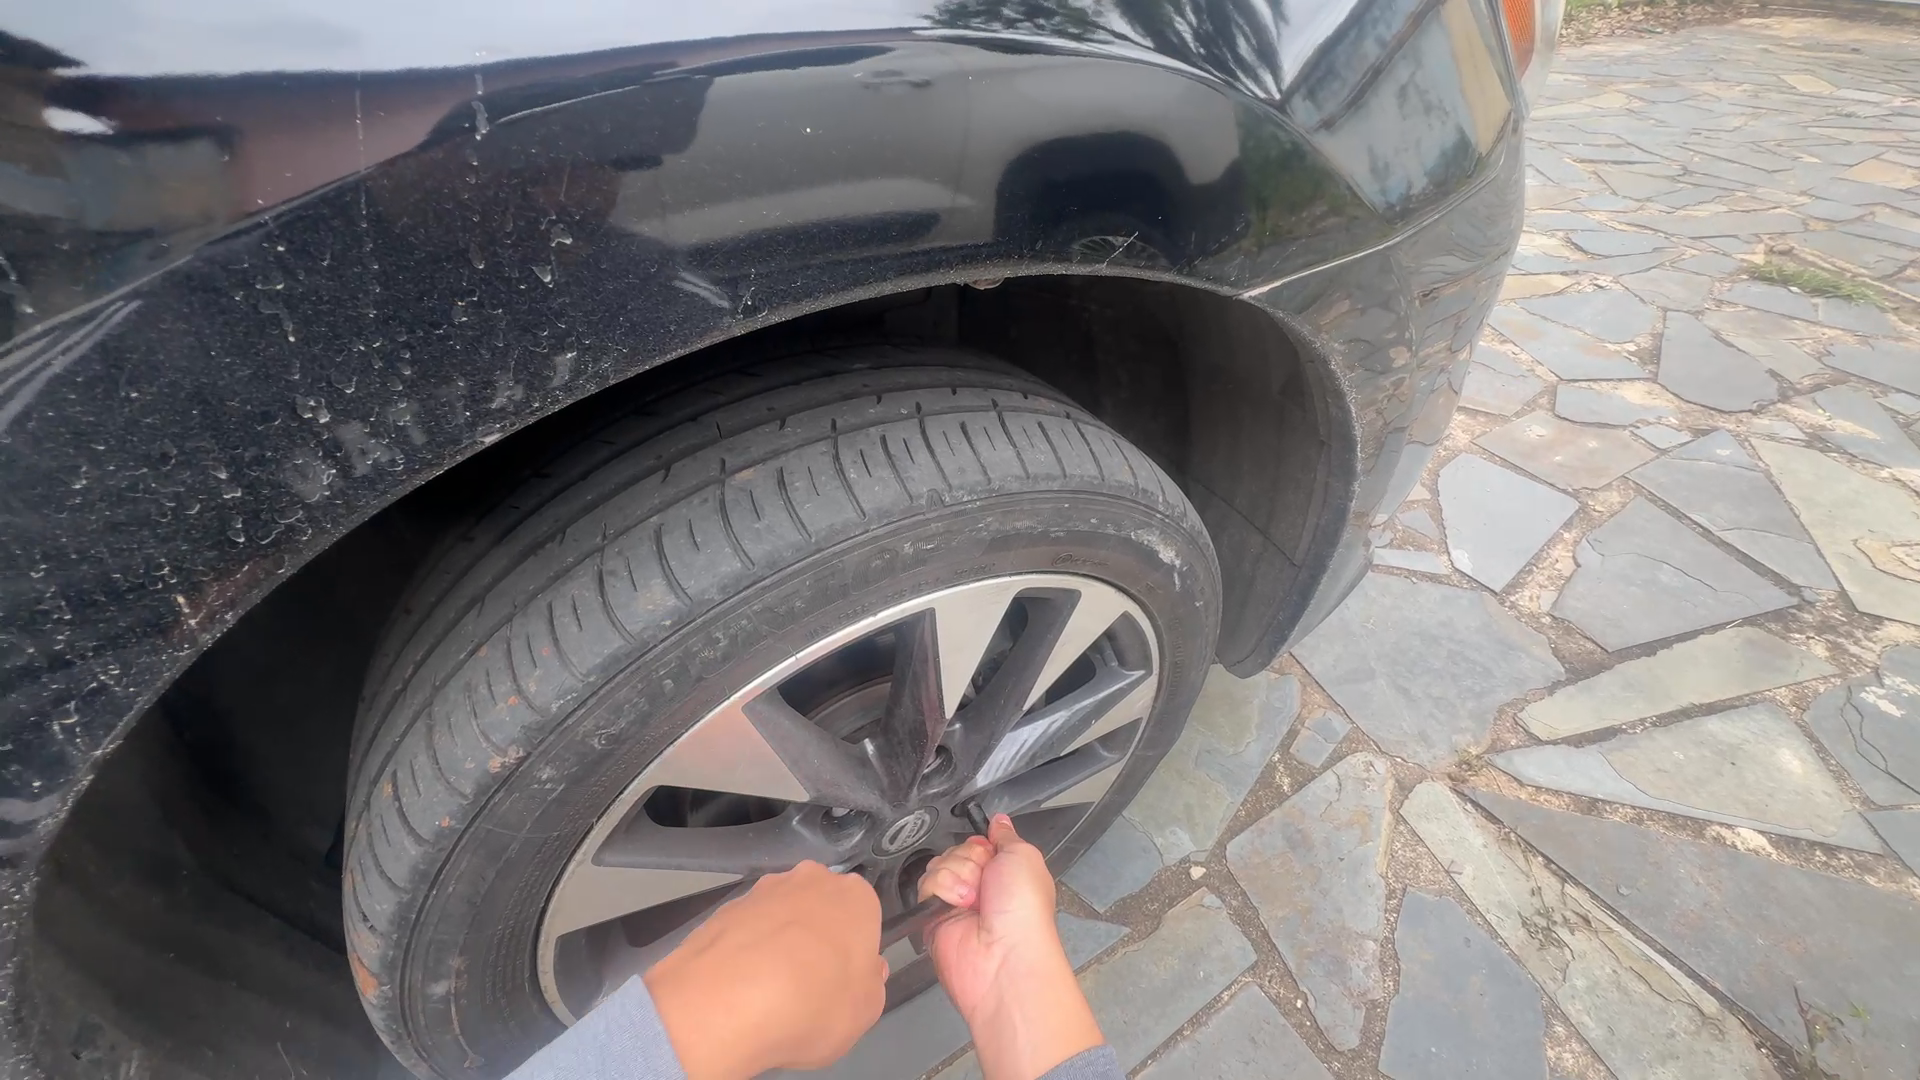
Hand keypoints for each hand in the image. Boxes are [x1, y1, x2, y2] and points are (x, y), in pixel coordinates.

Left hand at [644, 861, 886, 1078]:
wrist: (728, 1001)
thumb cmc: (813, 1003)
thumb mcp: (864, 1011)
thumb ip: (872, 985)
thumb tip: (868, 969)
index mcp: (855, 896)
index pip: (864, 917)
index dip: (854, 952)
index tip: (842, 981)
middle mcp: (813, 879)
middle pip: (822, 908)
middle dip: (818, 938)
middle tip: (808, 985)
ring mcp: (766, 888)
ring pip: (782, 915)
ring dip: (779, 942)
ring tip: (767, 990)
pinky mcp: (727, 906)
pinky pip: (747, 928)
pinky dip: (746, 951)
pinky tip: (739, 987)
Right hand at [917, 815, 1103, 1079]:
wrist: (1003, 956)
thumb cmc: (1022, 905)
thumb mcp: (1024, 857)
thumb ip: (1006, 835)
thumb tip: (998, 820)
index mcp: (1002, 873)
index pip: (977, 842)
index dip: (981, 844)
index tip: (989, 854)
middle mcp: (978, 886)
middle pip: (956, 850)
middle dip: (968, 859)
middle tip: (984, 883)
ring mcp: (954, 902)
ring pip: (939, 864)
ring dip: (956, 875)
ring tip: (972, 899)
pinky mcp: (932, 917)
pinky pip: (925, 885)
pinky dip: (941, 889)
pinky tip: (957, 905)